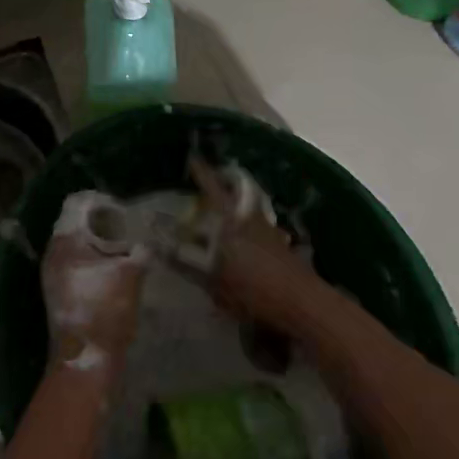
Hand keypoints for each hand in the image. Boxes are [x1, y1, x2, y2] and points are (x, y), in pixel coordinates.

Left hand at [42, 192, 146, 370]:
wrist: (86, 363)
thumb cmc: (105, 312)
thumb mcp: (131, 273)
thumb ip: (141, 248)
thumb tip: (151, 235)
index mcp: (65, 242)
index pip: (78, 203)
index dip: (103, 202)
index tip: (126, 210)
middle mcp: (54, 253)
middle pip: (78, 222)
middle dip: (105, 222)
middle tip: (131, 226)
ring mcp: (55, 274)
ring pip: (79, 243)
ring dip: (102, 241)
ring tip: (129, 245)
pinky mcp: (62, 291)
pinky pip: (79, 261)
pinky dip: (97, 258)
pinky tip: (118, 266)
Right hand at [188, 160, 321, 331]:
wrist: (300, 301)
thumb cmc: (252, 291)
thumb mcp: (213, 283)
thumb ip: (185, 264)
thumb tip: (159, 248)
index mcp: (230, 222)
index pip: (212, 189)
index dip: (202, 172)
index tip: (193, 157)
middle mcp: (250, 217)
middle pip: (240, 187)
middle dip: (227, 179)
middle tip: (215, 177)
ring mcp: (268, 228)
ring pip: (251, 203)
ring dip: (240, 198)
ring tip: (227, 206)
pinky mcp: (279, 242)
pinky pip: (259, 221)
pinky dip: (248, 220)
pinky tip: (243, 236)